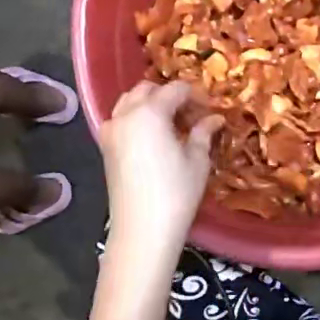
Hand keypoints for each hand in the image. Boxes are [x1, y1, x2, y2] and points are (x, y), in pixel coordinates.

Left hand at [100, 80, 221, 247]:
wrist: (142, 230)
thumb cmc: (176, 194)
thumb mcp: (197, 161)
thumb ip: (203, 133)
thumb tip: (214, 119)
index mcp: (150, 112)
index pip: (176, 89)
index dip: (196, 95)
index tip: (210, 109)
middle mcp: (125, 114)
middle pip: (148, 89)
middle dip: (170, 96)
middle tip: (191, 115)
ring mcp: (111, 130)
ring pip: (129, 102)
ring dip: (150, 104)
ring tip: (172, 124)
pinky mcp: (105, 148)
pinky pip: (120, 120)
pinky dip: (135, 118)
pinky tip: (153, 138)